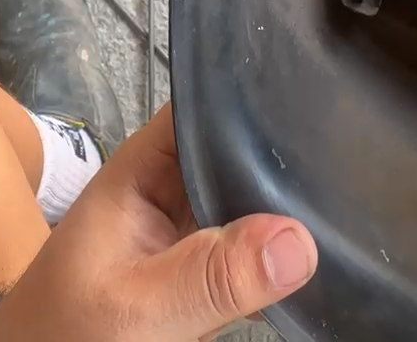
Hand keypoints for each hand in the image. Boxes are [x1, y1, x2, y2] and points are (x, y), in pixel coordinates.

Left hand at [0, 105, 317, 340]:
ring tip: (345, 187)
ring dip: (287, 200)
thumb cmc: (70, 329)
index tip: (317, 100)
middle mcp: (173, 183)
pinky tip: (324, 239)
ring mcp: (190, 224)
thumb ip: (209, 275)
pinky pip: (252, 244)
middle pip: (238, 146)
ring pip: (250, 195)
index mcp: (147, 163)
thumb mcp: (137, 307)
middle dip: (285, 152)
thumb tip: (298, 241)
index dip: (259, 98)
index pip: (208, 106)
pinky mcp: (204, 264)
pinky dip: (280, 245)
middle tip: (346, 155)